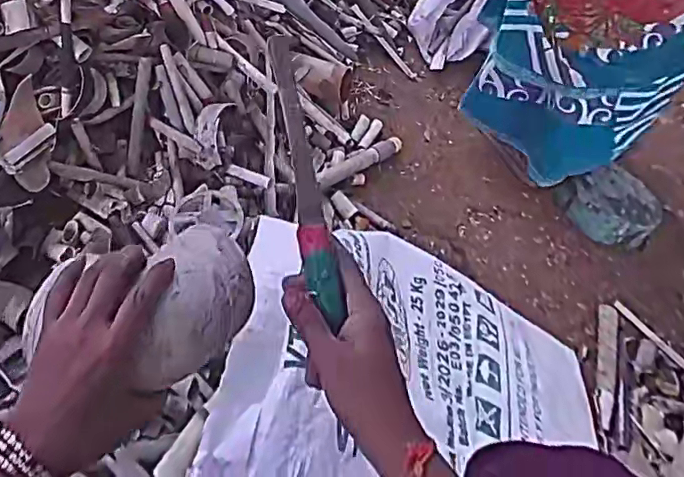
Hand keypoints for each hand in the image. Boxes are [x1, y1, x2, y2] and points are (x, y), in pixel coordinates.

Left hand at [9, 248, 174, 473]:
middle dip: (130, 258)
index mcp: (113, 350)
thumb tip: (165, 384)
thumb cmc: (77, 436)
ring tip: (117, 256)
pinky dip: (69, 272)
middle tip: (140, 255)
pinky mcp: (48, 330)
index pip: (141, 298)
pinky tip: (78, 263)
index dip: (157, 276)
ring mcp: (66, 327)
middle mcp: (89, 331)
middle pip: (112, 276)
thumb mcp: (128, 418)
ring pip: (87, 278)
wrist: (33, 446)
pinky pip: (58, 291)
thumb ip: (152, 397)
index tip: (165, 266)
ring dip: (105, 261)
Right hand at [283, 243, 439, 476]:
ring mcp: (368, 334)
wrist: (391, 440)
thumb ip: (307, 319)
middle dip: (312, 294)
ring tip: (311, 352)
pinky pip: (340, 333)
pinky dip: (326, 345)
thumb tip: (292, 291)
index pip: (344, 264)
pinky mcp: (365, 352)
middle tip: (292, 301)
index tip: (304, 243)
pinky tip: (321, 369)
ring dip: (317, 326)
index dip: (323, 252)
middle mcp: (369, 316)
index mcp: (365, 309)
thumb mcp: (327, 355)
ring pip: (335, 313)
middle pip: (336, 287)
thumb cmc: (366, 399)